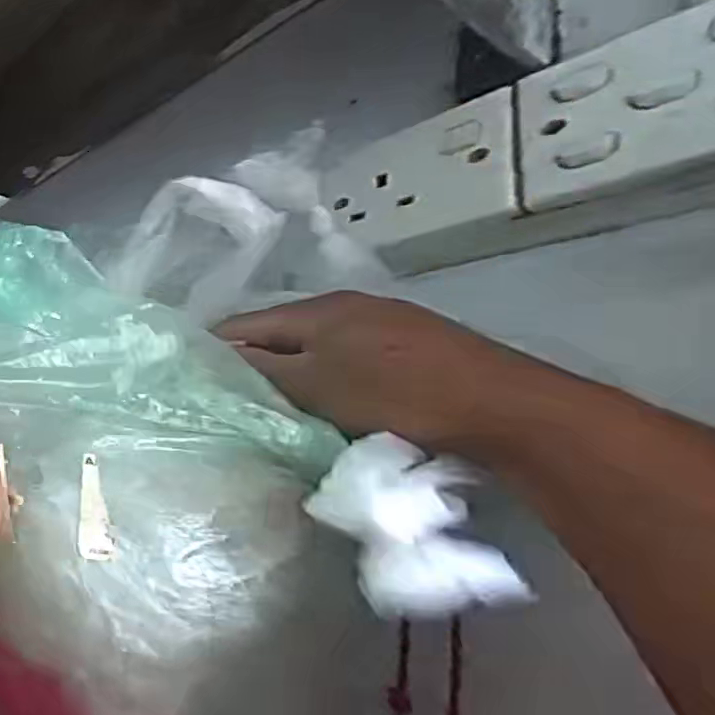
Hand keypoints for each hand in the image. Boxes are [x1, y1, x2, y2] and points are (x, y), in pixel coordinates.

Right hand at [216, 291, 563, 452]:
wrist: (515, 411)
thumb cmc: (397, 395)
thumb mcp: (312, 386)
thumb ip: (258, 369)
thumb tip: (217, 358)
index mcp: (315, 308)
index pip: (240, 324)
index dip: (214, 350)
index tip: (199, 380)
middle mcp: (347, 303)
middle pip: (280, 331)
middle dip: (256, 360)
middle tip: (242, 396)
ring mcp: (387, 319)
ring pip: (317, 342)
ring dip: (296, 367)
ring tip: (286, 399)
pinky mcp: (419, 341)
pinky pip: (352, 352)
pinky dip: (333, 371)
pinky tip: (338, 395)